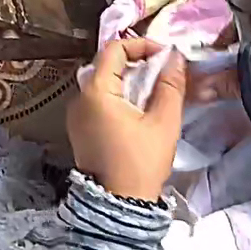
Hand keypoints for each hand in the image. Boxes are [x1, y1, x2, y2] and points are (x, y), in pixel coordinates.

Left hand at [68, 37, 184, 200]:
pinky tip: (138, 108)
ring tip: (154, 90)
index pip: (114, 48)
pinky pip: (97, 100)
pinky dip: (117, 96)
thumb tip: (175, 58)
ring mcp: (75, 115)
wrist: (119, 204)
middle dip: (136, 62)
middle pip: (106, 64)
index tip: (164, 56)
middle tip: (162, 72)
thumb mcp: (164, 122)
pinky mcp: (79, 129)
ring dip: (127, 79)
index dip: (141, 45)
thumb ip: (170, 85)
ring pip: (102, 82)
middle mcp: (78, 98)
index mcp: (96, 92)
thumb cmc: (141, 163)